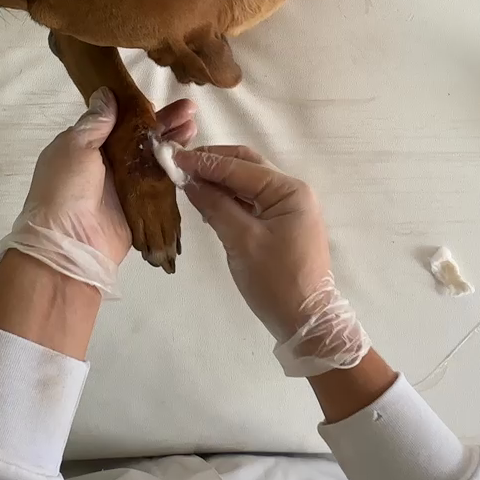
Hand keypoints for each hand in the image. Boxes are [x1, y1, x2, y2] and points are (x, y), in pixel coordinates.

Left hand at [0, 89, 196, 295]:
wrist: (69, 244)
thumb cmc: (65, 189)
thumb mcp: (74, 147)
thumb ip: (95, 123)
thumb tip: (106, 94)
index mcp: (86, 147)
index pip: (118, 122)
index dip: (138, 111)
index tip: (158, 100)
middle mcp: (107, 164)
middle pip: (141, 138)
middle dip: (164, 123)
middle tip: (189, 109)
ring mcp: (126, 185)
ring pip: (154, 158)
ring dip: (174, 142)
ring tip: (193, 125)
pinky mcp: (142, 205)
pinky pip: (161, 183)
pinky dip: (176, 168)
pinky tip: (191, 154)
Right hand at [174, 146, 368, 375]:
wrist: (306, 323)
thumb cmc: (276, 281)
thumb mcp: (241, 241)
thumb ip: (215, 205)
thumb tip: (188, 180)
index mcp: (289, 191)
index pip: (239, 166)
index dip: (204, 161)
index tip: (173, 156)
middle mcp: (291, 191)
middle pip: (245, 166)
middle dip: (212, 163)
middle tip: (179, 164)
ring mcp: (287, 207)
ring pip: (246, 182)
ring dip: (218, 180)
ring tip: (186, 180)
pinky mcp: (279, 223)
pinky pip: (249, 200)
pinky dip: (227, 197)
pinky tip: (205, 199)